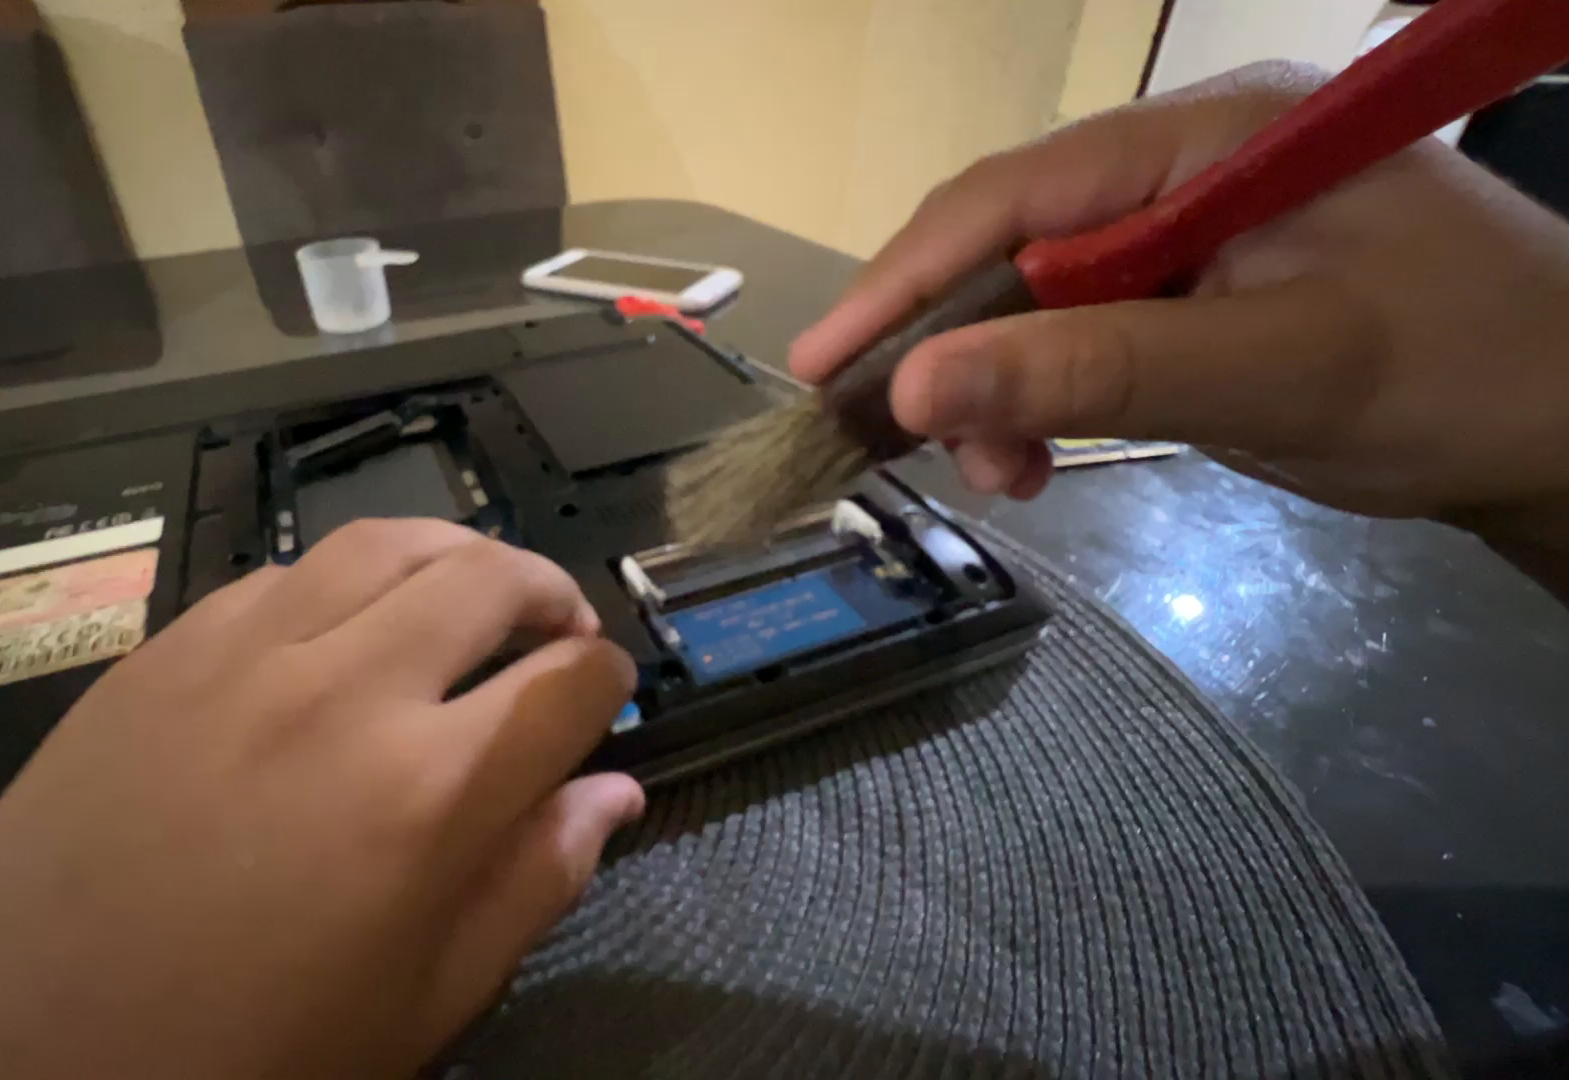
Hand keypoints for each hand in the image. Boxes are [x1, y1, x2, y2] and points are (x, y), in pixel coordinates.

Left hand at [0, 520, 642, 1079]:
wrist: (4, 1066)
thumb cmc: (248, 1054)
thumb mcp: (428, 998)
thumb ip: (539, 877)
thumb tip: (617, 791)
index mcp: (429, 792)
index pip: (568, 684)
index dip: (608, 679)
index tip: (607, 690)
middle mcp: (348, 691)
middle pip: (492, 578)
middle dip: (552, 593)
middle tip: (560, 627)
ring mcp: (249, 653)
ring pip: (391, 542)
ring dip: (460, 554)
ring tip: (476, 589)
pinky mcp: (171, 646)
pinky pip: (291, 573)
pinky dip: (355, 579)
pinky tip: (353, 621)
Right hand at [790, 63, 1568, 585]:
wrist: (1563, 427)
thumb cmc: (1454, 376)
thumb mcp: (1265, 370)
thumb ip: (1087, 372)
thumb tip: (913, 390)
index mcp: (1198, 144)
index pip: (1004, 198)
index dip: (898, 280)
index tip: (818, 360)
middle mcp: (1159, 178)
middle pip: (991, 255)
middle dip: (940, 355)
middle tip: (890, 434)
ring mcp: (1151, 242)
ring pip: (1007, 313)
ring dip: (981, 398)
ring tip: (997, 473)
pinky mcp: (1149, 303)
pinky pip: (1044, 350)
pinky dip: (1019, 412)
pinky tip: (1027, 462)